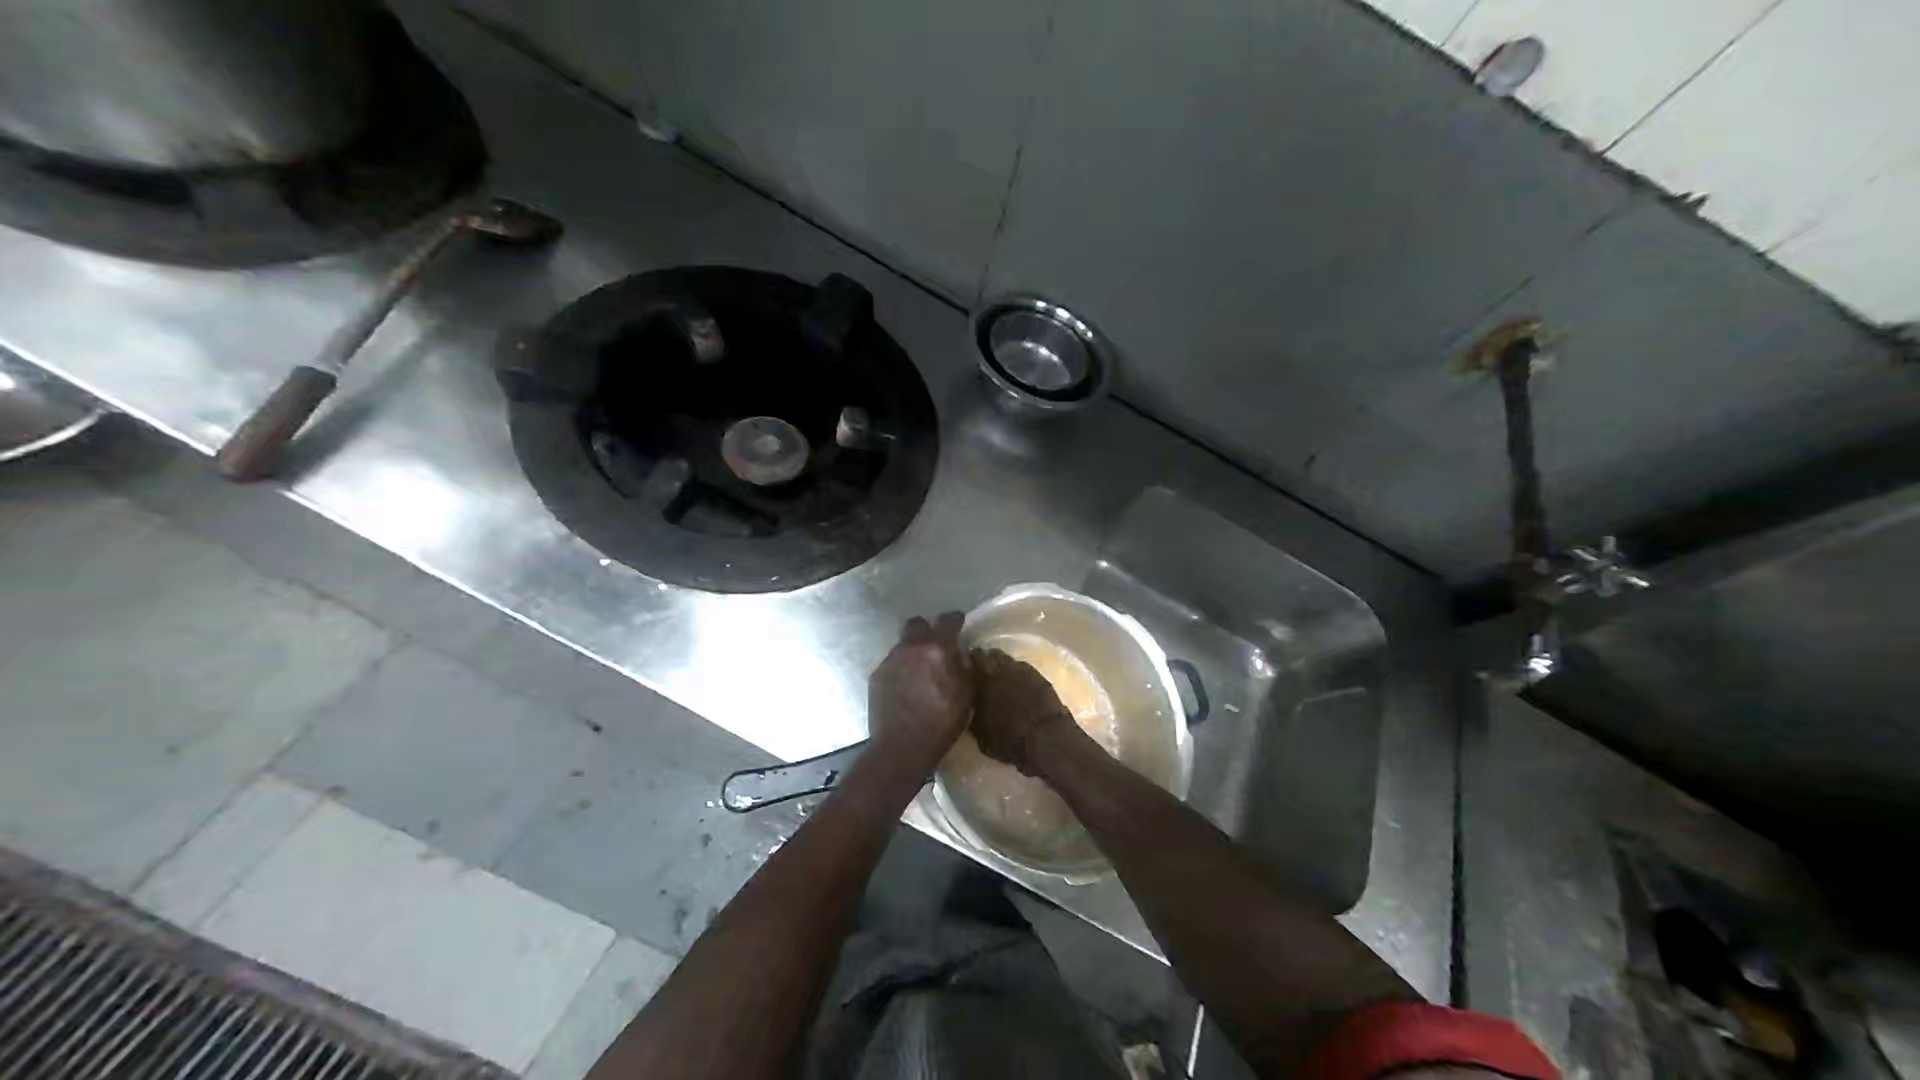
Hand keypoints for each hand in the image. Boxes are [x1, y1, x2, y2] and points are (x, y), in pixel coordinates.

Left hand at [867, 613, 972, 767]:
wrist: (901, 747)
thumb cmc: (941, 723)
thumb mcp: (967, 697)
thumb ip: (965, 669)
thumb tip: (961, 655)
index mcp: (938, 649)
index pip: (948, 620)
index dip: (955, 620)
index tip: (959, 624)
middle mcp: (912, 647)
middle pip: (918, 624)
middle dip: (927, 630)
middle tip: (935, 646)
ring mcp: (891, 660)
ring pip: (903, 644)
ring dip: (913, 652)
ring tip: (920, 672)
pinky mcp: (876, 674)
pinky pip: (892, 663)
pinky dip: (900, 669)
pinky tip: (905, 687)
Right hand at [969, 648, 1080, 775]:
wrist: (1045, 738)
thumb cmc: (1008, 739)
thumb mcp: (980, 732)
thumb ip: (973, 711)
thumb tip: (969, 703)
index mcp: (982, 678)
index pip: (971, 659)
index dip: (967, 663)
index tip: (964, 670)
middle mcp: (1001, 667)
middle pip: (990, 655)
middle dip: (986, 661)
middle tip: (982, 672)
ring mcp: (1022, 669)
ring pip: (1007, 660)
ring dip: (1002, 665)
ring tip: (1000, 677)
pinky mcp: (1039, 675)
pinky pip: (1023, 668)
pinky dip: (1018, 673)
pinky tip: (1018, 683)